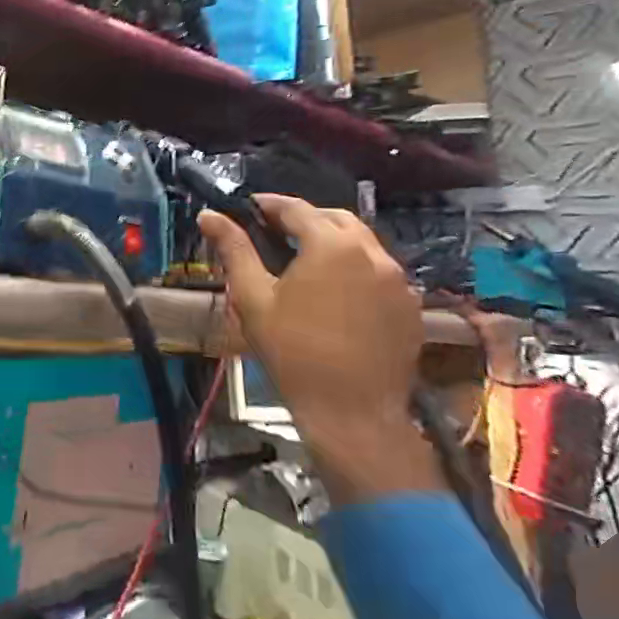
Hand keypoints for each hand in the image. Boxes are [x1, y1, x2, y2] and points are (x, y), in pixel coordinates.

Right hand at [199, 195, 441, 501]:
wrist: (352, 414)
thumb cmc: (293, 352)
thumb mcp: (254, 298)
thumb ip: (234, 250)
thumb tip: (208, 215)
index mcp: (332, 245)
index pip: (297, 208)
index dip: (270, 204)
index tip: (249, 207)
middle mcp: (372, 253)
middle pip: (336, 219)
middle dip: (305, 218)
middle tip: (276, 231)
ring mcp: (398, 281)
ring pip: (363, 244)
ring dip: (334, 241)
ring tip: (305, 260)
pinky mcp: (410, 307)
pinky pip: (380, 273)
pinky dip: (356, 269)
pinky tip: (336, 292)